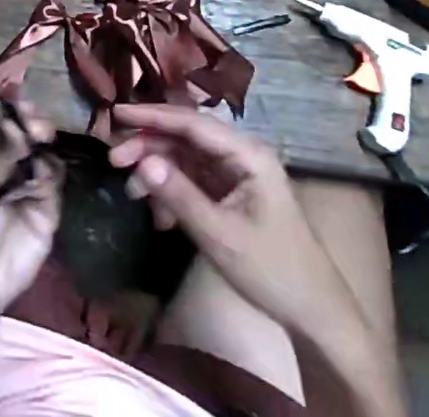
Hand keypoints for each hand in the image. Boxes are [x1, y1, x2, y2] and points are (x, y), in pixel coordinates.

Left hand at [0, 103, 61, 318]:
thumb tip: (11, 122)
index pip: (14, 130)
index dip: (19, 115)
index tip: (18, 101)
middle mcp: (20, 172)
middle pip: (36, 142)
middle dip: (36, 124)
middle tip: (31, 116)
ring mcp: (36, 193)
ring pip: (49, 160)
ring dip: (43, 145)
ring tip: (35, 133)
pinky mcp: (47, 216)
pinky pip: (52, 189)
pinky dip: (47, 174)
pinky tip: (39, 168)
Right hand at [107, 103, 360, 335]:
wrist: (314, 314)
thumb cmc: (272, 270)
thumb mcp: (220, 235)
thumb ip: (179, 195)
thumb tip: (141, 162)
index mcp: (247, 155)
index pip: (191, 122)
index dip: (151, 115)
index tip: (115, 113)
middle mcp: (241, 155)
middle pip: (184, 137)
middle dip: (148, 146)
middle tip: (114, 161)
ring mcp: (235, 173)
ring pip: (184, 157)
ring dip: (157, 172)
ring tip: (134, 195)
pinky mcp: (229, 192)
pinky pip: (191, 179)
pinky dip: (171, 192)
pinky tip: (160, 217)